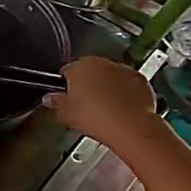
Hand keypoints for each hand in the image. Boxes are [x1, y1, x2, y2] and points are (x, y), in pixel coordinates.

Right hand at [43, 56, 165, 149]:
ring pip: (110, 75)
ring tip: (102, 106)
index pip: (68, 69)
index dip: (66, 82)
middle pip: (90, 70)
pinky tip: (119, 106)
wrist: (129, 126)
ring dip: (106, 85)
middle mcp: (102, 64)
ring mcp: (123, 71)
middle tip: (84, 101)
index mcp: (80, 67)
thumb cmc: (96, 116)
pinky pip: (127, 83)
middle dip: (87, 82)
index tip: (65, 93)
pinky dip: (124, 91)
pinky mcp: (140, 80)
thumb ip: (56, 102)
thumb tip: (50, 98)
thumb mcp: (65, 113)